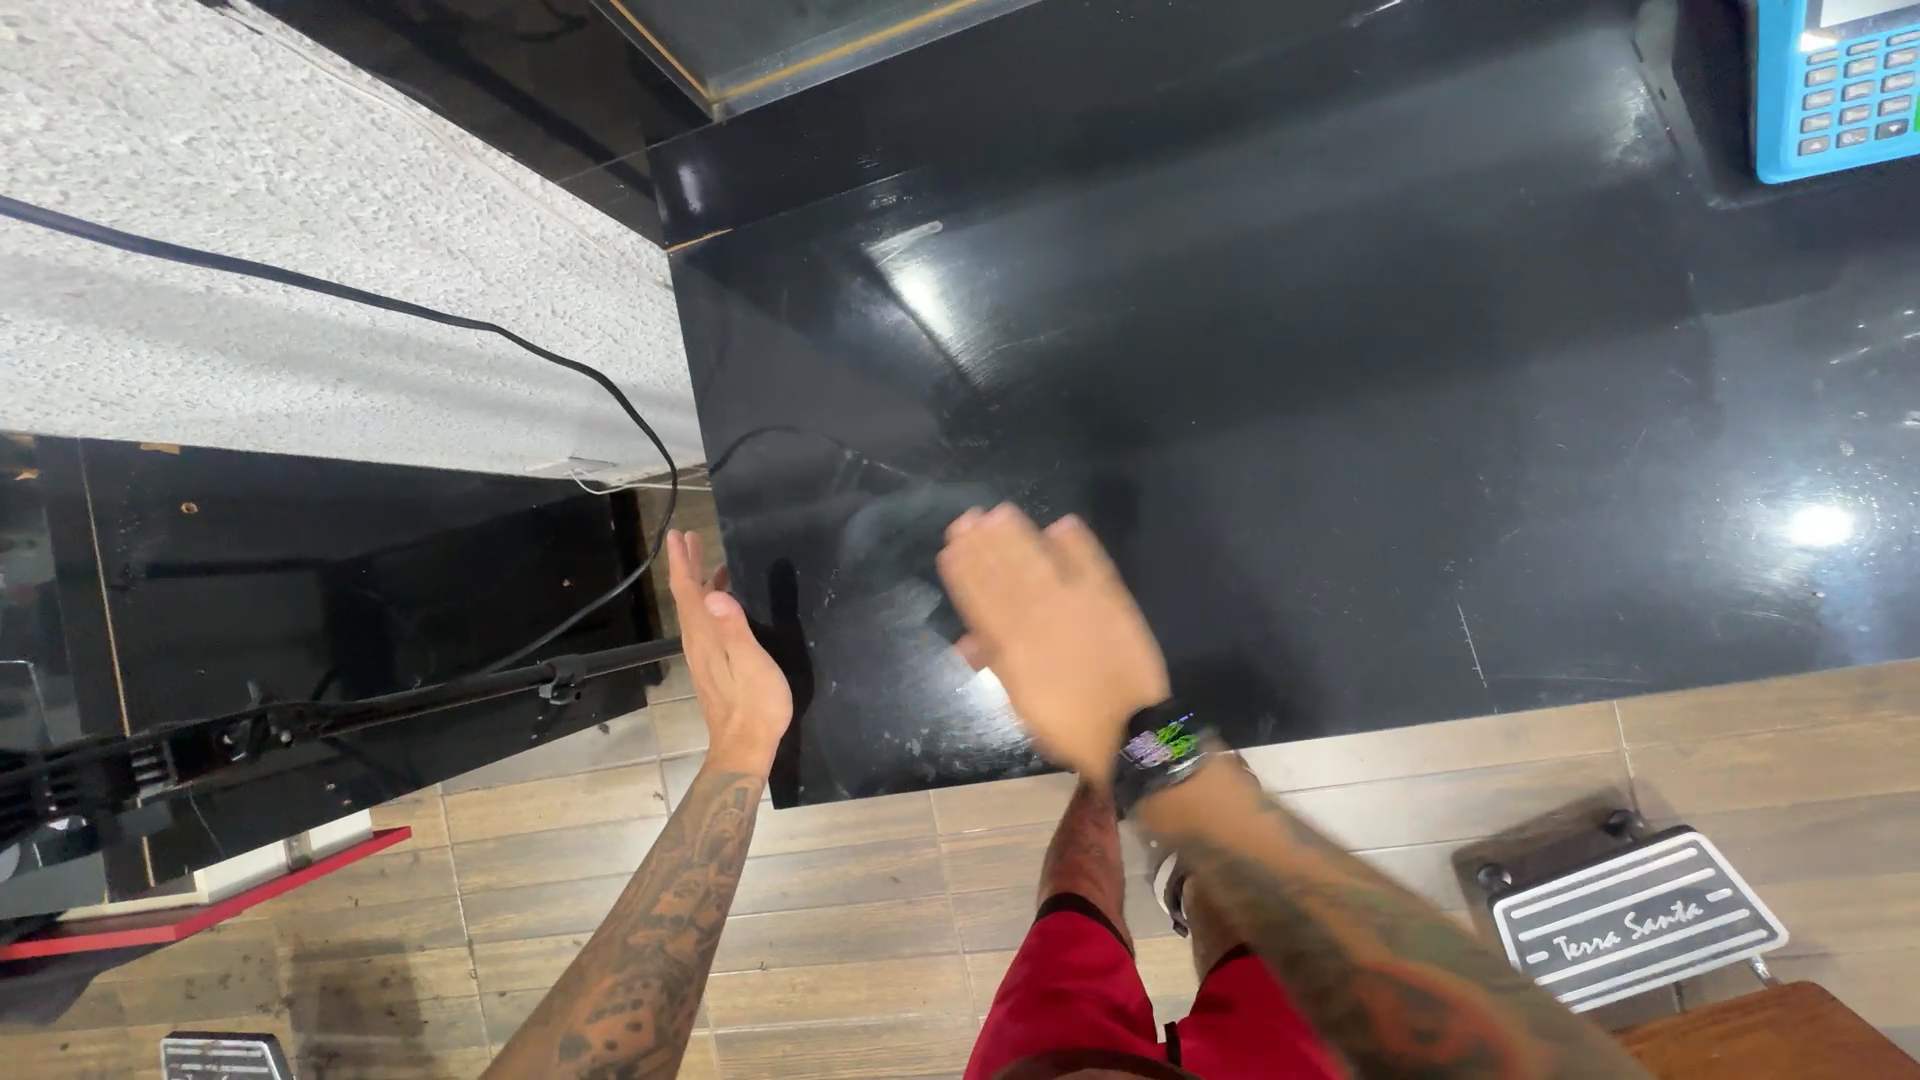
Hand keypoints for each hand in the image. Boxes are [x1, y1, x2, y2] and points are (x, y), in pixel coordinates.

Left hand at [666, 529, 792, 777]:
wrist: (745, 747)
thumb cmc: (755, 705)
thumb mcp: (751, 665)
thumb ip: (734, 630)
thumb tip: (715, 594)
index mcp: (706, 638)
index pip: (688, 592)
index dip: (683, 563)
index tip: (678, 535)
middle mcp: (698, 643)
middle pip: (687, 598)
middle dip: (687, 567)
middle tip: (689, 538)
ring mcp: (704, 656)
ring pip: (695, 611)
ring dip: (698, 583)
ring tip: (709, 562)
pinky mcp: (713, 666)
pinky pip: (705, 624)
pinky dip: (709, 603)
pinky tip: (724, 604)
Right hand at [936, 504, 1169, 784]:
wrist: (1130, 731)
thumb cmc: (1068, 723)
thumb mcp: (1020, 701)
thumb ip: (995, 663)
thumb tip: (965, 641)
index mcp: (1016, 644)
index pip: (983, 599)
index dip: (966, 571)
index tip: (952, 545)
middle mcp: (1043, 616)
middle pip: (1008, 573)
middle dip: (986, 545)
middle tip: (969, 519)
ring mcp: (1079, 604)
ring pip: (1042, 563)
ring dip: (1020, 537)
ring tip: (1001, 514)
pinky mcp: (1112, 601)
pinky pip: (1092, 565)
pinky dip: (1077, 545)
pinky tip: (1062, 524)